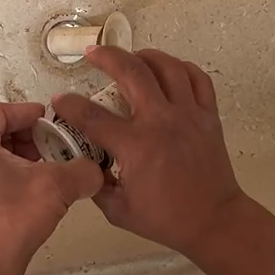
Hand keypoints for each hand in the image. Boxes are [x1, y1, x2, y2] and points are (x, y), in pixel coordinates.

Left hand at [0, 102, 104, 274]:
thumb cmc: (11, 224)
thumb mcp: (57, 186)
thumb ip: (82, 170)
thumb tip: (93, 170)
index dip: (23, 111)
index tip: (44, 119)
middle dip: (22, 132)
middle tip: (47, 140)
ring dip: (16, 151)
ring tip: (43, 162)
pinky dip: (8, 168)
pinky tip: (32, 184)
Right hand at [51, 47, 247, 256]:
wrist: (215, 221)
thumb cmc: (166, 218)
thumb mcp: (118, 210)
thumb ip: (95, 184)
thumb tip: (82, 163)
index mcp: (136, 146)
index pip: (93, 116)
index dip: (70, 105)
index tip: (60, 100)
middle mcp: (161, 121)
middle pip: (132, 72)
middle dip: (107, 56)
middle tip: (92, 54)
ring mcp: (189, 114)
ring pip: (167, 67)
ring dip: (145, 55)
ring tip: (131, 57)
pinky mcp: (209, 115)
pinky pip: (197, 78)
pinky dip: (181, 67)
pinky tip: (167, 70)